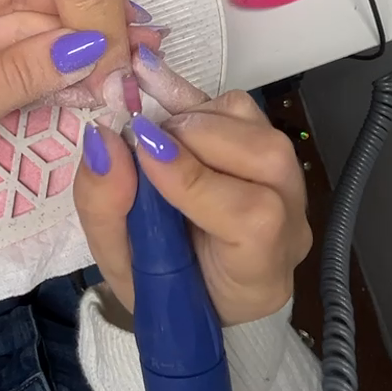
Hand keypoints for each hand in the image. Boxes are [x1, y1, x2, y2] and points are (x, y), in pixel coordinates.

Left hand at [0, 0, 110, 224]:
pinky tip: (88, 82)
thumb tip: (92, 46)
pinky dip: (43, 77)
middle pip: (23, 11)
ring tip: (129, 71)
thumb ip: (18, 75)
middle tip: (142, 57)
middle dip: (77, 36)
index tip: (127, 27)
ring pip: (22, 39)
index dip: (71, 3)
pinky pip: (7, 65)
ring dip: (68, 58)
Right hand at [75, 89, 311, 325]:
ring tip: (158, 136)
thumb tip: (103, 139)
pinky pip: (247, 113)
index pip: (252, 219)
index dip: (196, 179)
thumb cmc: (158, 282)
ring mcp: (288, 188)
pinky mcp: (271, 153)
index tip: (142, 150)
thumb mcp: (113, 259)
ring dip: (199, 119)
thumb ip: (104, 204)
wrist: (194, 284)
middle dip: (194, 135)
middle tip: (142, 139)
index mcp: (256, 274)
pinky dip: (203, 106)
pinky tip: (172, 122)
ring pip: (260, 131)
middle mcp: (287, 228)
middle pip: (267, 160)